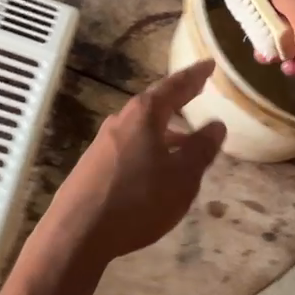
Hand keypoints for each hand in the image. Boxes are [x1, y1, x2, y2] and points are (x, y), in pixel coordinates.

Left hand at [41, 61, 226, 264]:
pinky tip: (157, 168)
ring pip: (143, 126)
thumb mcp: (181, 178)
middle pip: (156, 103)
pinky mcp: (95, 162)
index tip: (209, 63)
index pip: (175, 86)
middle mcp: (122, 119)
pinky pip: (131, 144)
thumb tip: (216, 124)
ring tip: (187, 140)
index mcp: (145, 114)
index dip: (195, 76)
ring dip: (166, 128)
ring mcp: (104, 140)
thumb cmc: (137, 200)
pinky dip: (151, 145)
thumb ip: (200, 149)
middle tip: (198, 92)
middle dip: (178, 99)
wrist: (78, 231)